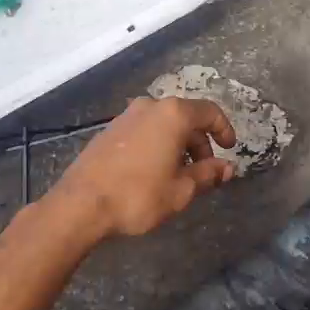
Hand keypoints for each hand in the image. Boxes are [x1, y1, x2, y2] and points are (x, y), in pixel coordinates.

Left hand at [50, 97, 238, 238]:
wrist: (80, 204)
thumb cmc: (138, 195)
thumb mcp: (180, 190)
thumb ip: (207, 174)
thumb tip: (228, 167)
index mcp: (173, 114)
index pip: (209, 112)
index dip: (224, 129)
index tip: (229, 149)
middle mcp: (151, 106)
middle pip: (186, 117)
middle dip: (200, 142)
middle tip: (204, 171)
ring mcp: (127, 115)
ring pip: (164, 124)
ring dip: (178, 144)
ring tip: (179, 175)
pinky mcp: (110, 129)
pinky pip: (145, 130)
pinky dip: (157, 144)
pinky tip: (153, 172)